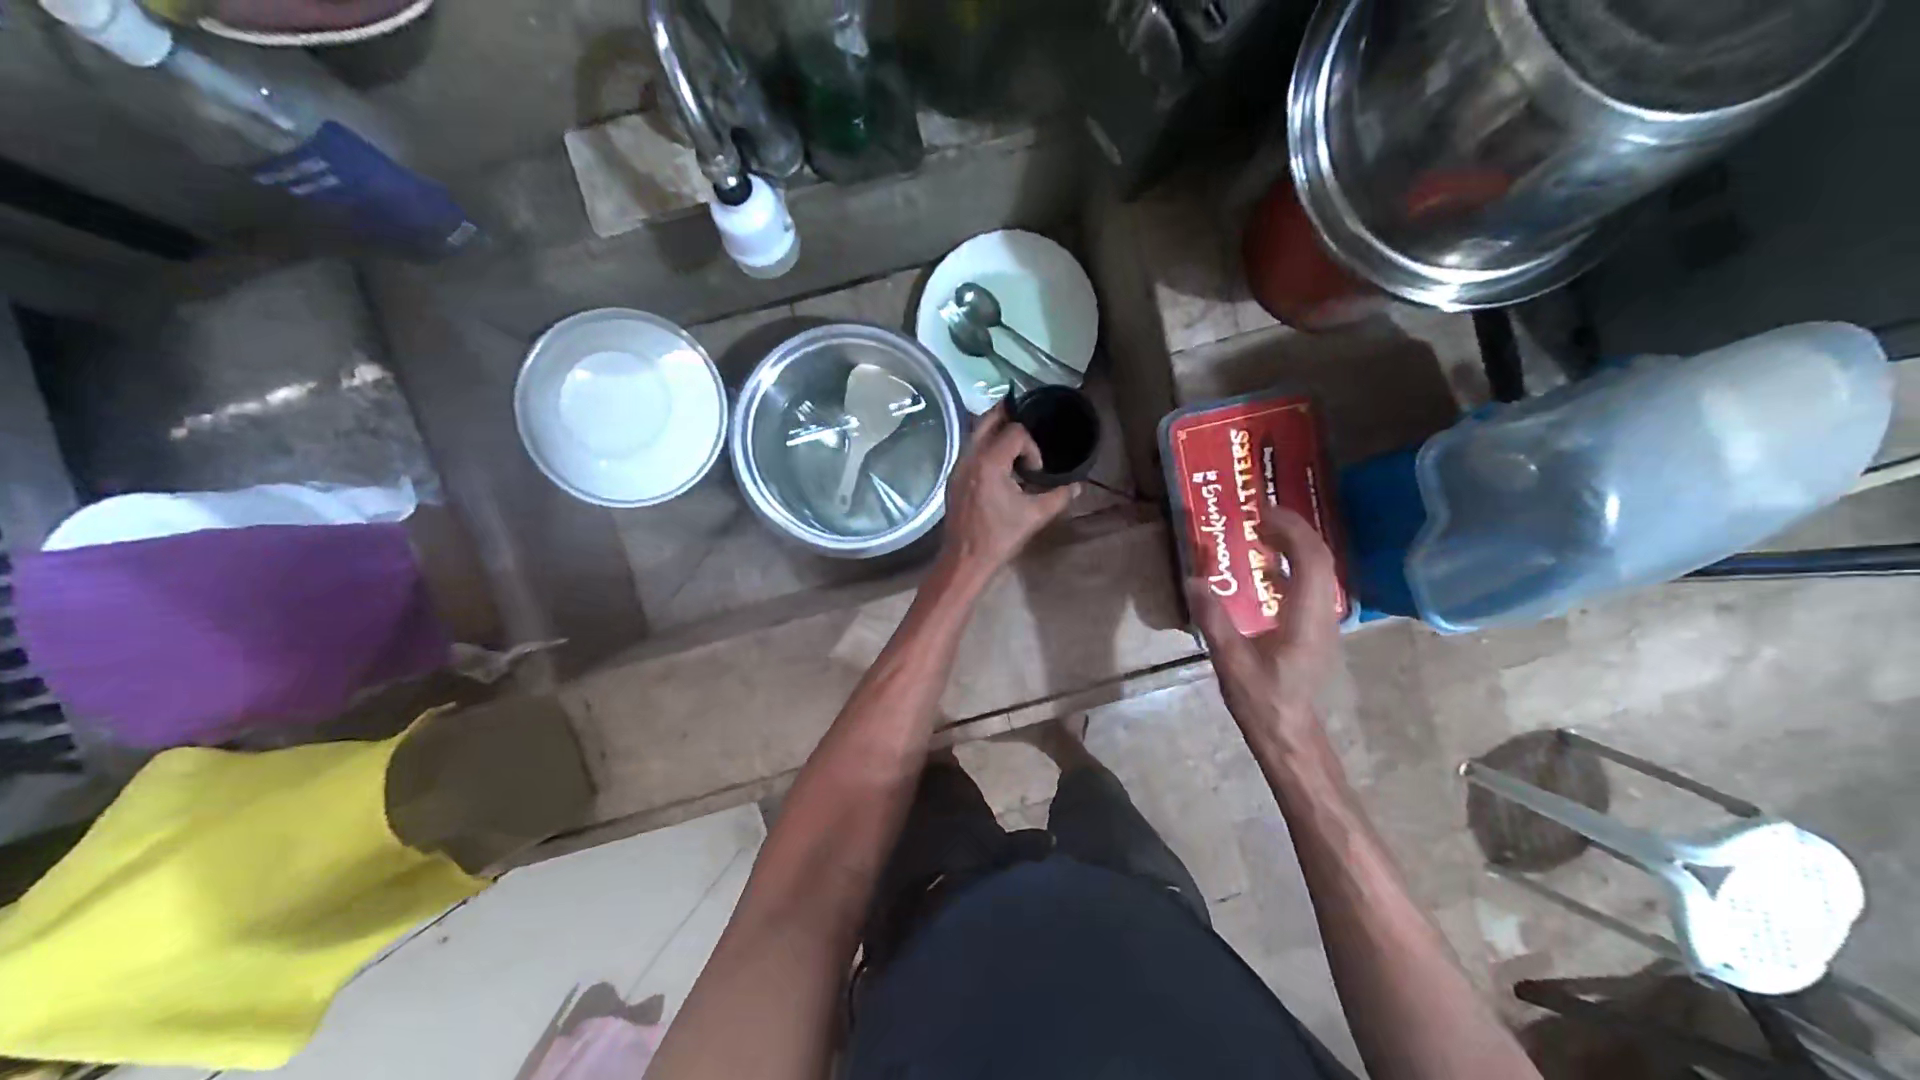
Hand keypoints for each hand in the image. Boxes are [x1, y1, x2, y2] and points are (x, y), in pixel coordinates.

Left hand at [939, 404, 1075, 583]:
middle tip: (1026, 422)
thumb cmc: (1000, 537)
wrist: (966, 560)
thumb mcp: (1035, 516)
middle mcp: (970, 457)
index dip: (1031, 447)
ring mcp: (958, 467)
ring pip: (975, 434)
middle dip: (1007, 418)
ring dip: (995, 432)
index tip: (1036, 471)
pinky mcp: (954, 479)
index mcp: (990, 462)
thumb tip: (1078, 486)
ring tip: (1014, 443)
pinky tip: (999, 466)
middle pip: (987, 420)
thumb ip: (1059, 496)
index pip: (1014, 432)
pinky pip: (969, 450)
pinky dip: (985, 447)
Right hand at [1184, 508, 1341, 749]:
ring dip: (1293, 545)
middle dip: (1292, 530)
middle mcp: (1322, 614)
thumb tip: (1194, 580)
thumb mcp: (1231, 663)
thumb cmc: (1262, 701)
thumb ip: (1214, 620)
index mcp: (1305, 619)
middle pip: (1320, 558)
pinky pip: (1310, 584)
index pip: (1311, 560)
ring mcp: (1323, 622)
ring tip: (1260, 533)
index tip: (1261, 512)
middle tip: (1257, 515)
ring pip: (1319, 569)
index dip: (1291, 529)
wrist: (1288, 733)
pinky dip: (1290, 566)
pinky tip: (1264, 570)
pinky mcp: (1315, 629)